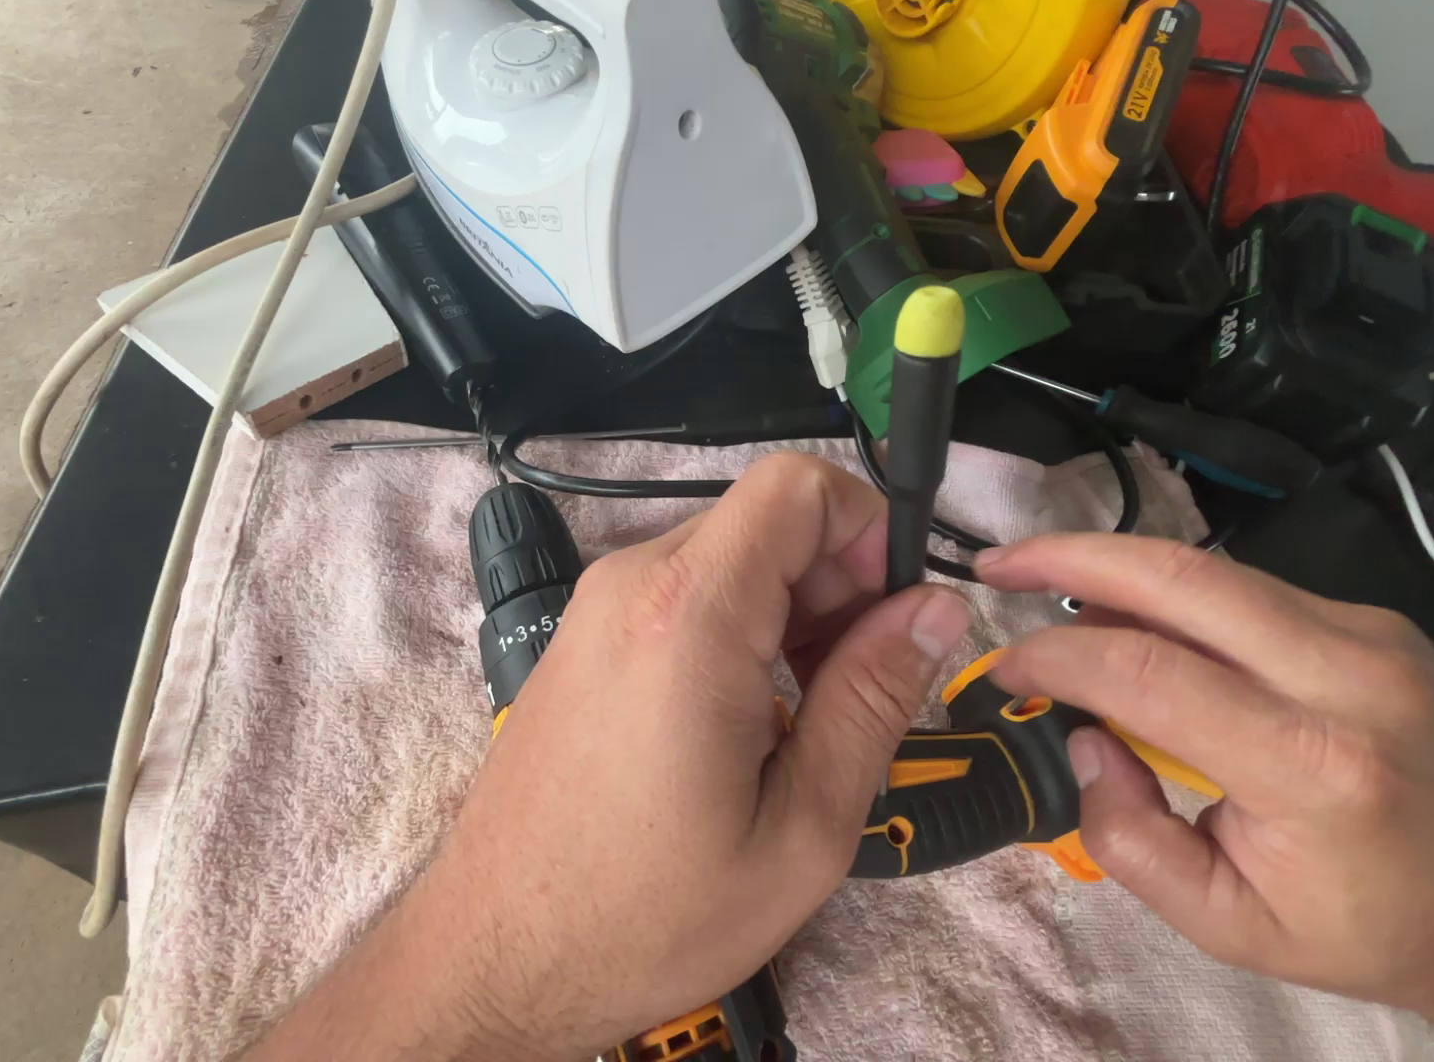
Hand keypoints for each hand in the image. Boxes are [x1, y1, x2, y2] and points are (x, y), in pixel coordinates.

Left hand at [249, 454, 971, 1060]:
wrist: (496, 951)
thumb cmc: (650, 911)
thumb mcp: (801, 827)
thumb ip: (874, 698)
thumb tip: (937, 606)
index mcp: (691, 610)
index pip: (796, 483)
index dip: (865, 527)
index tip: (889, 614)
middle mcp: (634, 579)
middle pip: (766, 520)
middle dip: (835, 581)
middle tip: (855, 686)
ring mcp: (597, 602)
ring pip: (730, 554)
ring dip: (789, 609)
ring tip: (802, 714)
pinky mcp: (583, 632)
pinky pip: (684, 590)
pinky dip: (738, 624)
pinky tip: (744, 715)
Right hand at [977, 535, 1433, 1061]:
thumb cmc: (1375, 930)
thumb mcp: (1228, 925)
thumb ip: (1128, 840)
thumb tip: (1085, 742)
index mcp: (1315, 769)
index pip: (1142, 672)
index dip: (1050, 659)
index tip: (1003, 673)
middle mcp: (1350, 678)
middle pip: (1176, 576)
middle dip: (1064, 556)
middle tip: (995, 565)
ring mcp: (1370, 637)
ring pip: (1204, 569)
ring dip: (1106, 566)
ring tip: (1042, 583)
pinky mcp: (1372, 624)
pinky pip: (1239, 589)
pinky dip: (1161, 592)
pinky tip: (1128, 620)